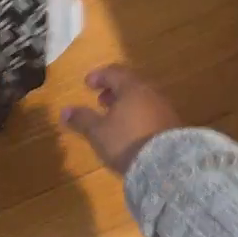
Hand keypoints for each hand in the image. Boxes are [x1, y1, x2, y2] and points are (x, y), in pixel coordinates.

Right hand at [60, 64, 181, 173]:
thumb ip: (82, 119)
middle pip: (130, 85)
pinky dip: (138, 116)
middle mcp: (151, 93)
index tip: (87, 84)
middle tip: (101, 102)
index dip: (99, 76)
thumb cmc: (127, 142)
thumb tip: (64, 110)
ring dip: (126, 105)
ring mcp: (165, 109)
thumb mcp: (98, 132)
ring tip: (115, 119)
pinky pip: (151, 113)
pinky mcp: (173, 126)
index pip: (114, 72)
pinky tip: (132, 131)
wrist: (166, 164)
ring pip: (142, 99)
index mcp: (132, 88)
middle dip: (113, 91)